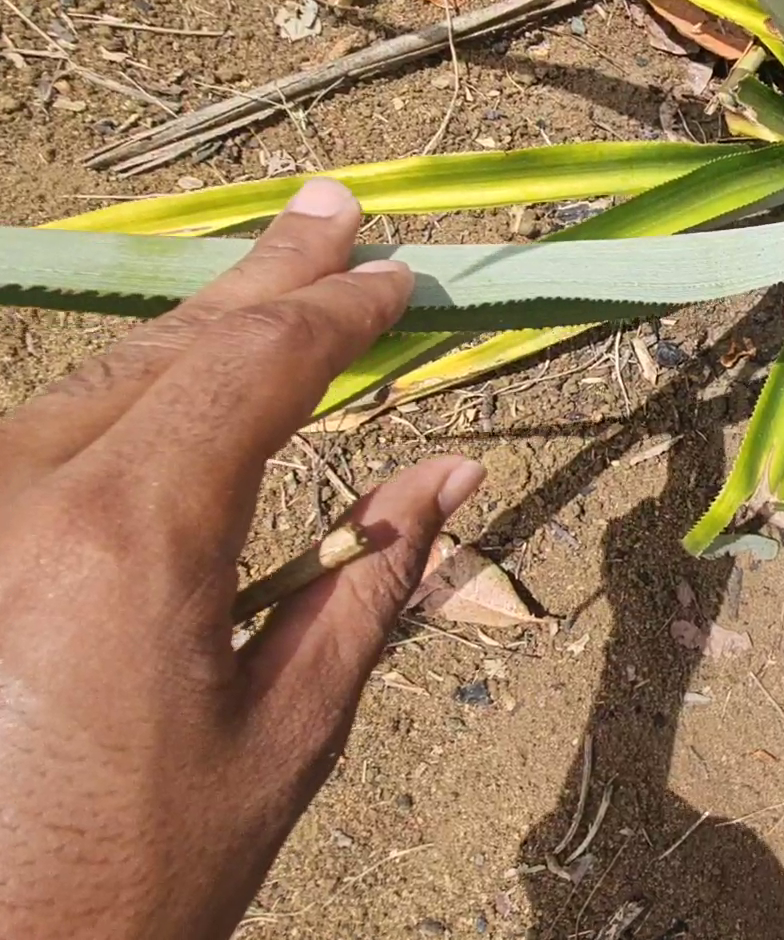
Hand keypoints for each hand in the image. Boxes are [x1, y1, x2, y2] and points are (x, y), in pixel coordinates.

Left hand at [0, 179, 483, 938]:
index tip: (401, 278)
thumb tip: (450, 477)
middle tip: (335, 212)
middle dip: (269, 278)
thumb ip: (373, 576)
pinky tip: (184, 372)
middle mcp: (13, 505)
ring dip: (206, 326)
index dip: (340, 312)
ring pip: (100, 380)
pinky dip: (141, 387)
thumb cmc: (143, 861)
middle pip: (170, 348)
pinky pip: (51, 434)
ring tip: (282, 281)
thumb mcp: (294, 720)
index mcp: (127, 541)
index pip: (257, 371)